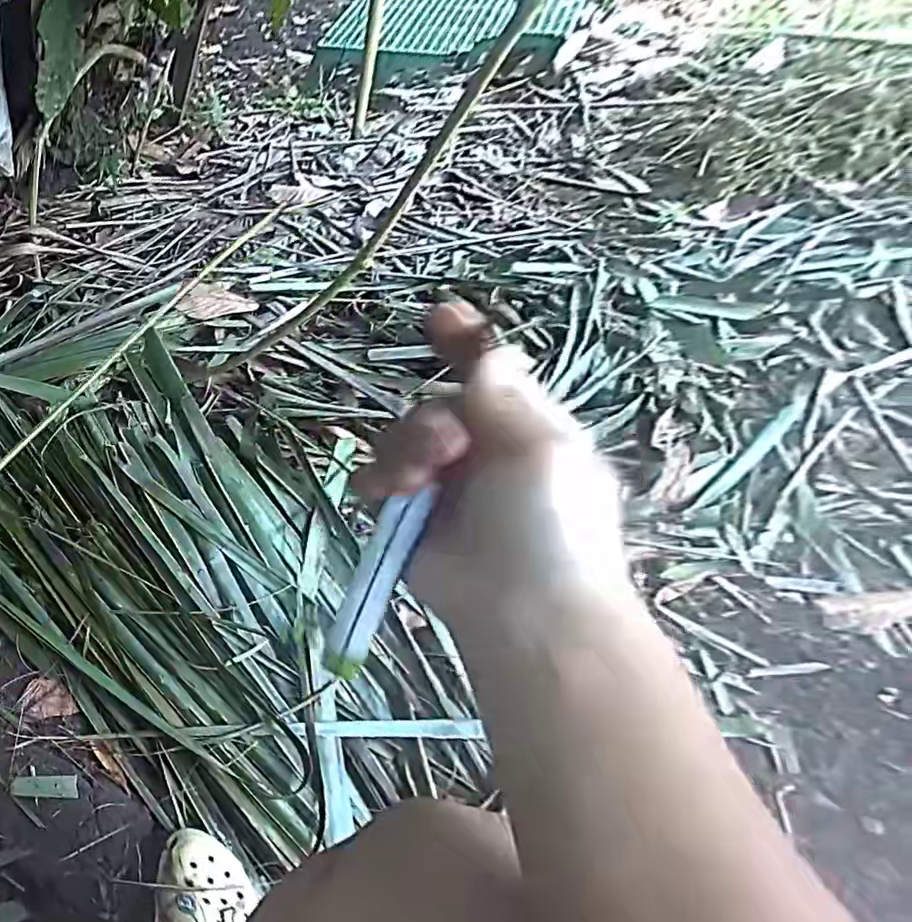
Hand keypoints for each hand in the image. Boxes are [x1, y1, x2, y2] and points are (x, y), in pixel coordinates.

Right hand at [350, 302, 632, 632]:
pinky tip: (387, 496)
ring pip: (393, 442)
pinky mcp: (401, 514)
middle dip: (426, 426)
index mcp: (522, 429)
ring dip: (399, 456)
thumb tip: (491, 352)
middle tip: (444, 454)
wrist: (519, 607)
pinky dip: (374, 482)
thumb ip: (506, 400)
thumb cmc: (550, 527)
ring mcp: (436, 485)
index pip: (488, 374)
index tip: (439, 313)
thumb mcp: (541, 452)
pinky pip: (371, 479)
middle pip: (429, 409)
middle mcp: (476, 451)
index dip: (463, 344)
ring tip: (413, 486)